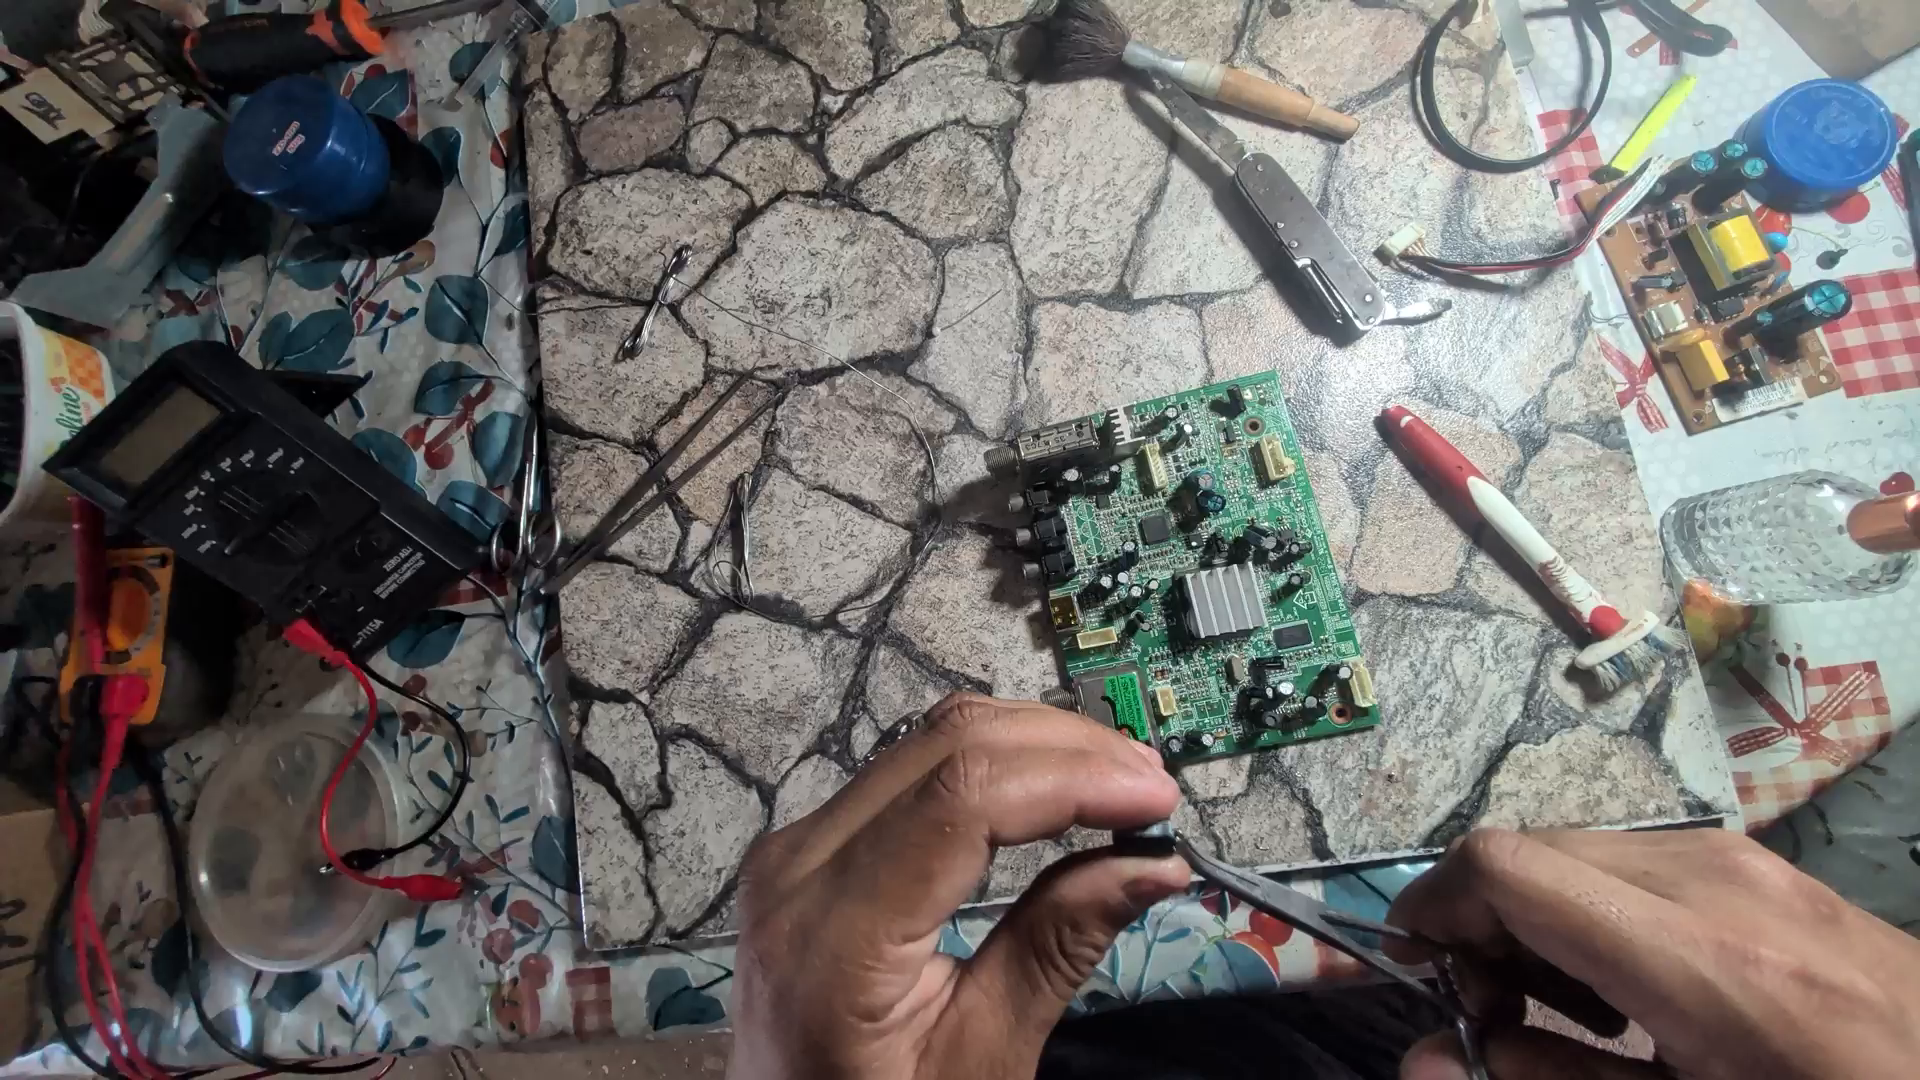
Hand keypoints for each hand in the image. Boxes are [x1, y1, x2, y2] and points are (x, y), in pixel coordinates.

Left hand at [728, 693, 1188, 1078]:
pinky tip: (1046, 775)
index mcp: (832, 934)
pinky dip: (993, 756)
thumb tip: (1156, 862)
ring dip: (1034, 741)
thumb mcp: (979, 1064)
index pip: (960, 800)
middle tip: (1149, 782)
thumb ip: (1057, 947)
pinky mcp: (815, 831)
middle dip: (1064, 747)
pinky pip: (913, 761)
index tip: (1155, 797)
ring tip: (1114, 775)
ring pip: (932, 735)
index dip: (1069, 777)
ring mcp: (799, 836)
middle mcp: (801, 858)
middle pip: (948, 745)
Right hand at [1388, 827, 1919, 1078]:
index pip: (1506, 870)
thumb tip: (1416, 1065)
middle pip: (1519, 854)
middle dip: (1475, 922)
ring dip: (1522, 915)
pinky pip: (1609, 856)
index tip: (1420, 966)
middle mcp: (1713, 879)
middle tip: (1493, 1006)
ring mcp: (1735, 856)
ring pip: (1555, 848)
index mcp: (1713, 966)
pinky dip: (1573, 904)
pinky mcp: (1746, 855)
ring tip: (1564, 1000)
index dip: (1434, 905)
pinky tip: (1621, 975)